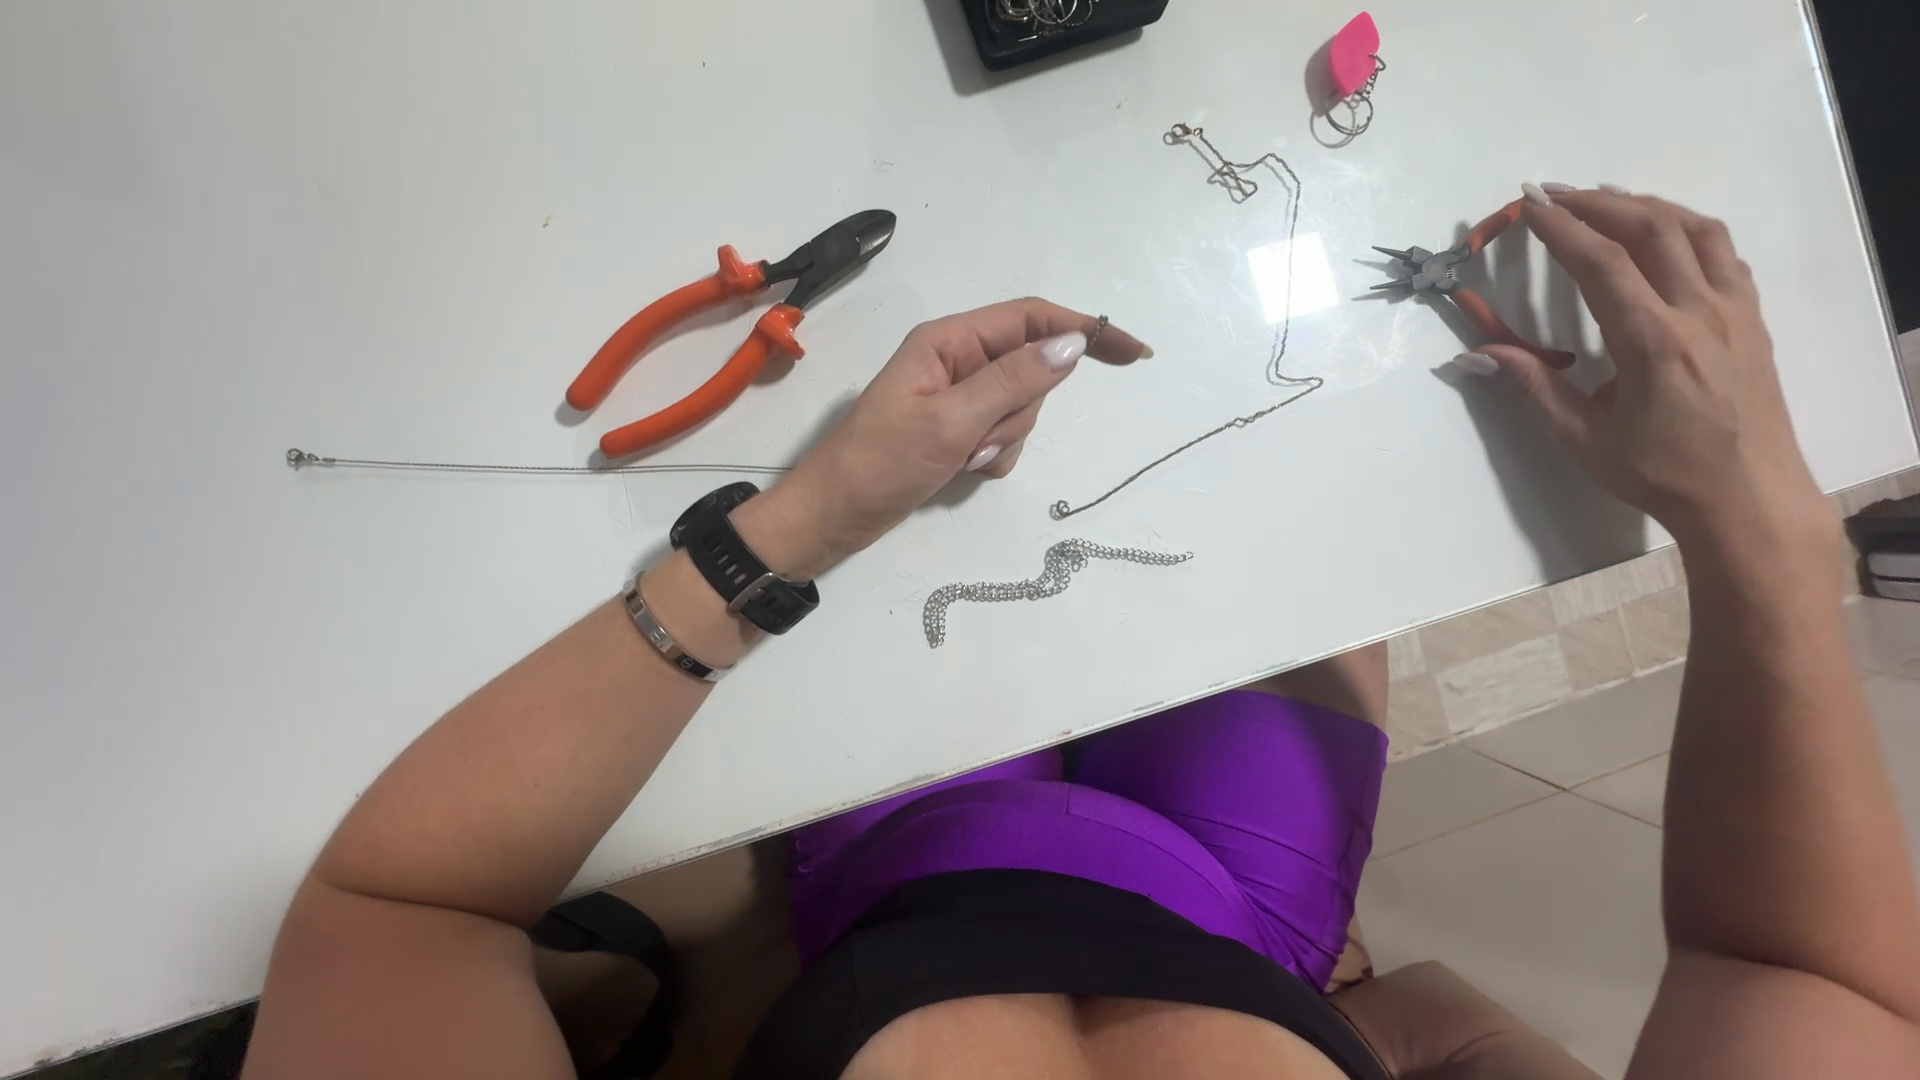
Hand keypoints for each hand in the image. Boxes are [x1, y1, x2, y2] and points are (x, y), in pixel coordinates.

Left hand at [735, 298, 1148, 578]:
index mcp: (950, 341)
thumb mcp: (950, 421)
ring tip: (961, 459)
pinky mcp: (958, 430)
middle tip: (978, 441)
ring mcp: (959, 398)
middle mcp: (958, 361)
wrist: (835, 516)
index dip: (1085, 329)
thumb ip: (1012, 381)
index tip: (1134, 354)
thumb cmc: (880, 463)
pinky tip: (961, 471)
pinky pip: (1002, 436)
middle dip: (1019, 412)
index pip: (1032, 319)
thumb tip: (1072, 343)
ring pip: (1020, 409)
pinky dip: (993, 457)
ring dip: (1002, 440)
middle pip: (1031, 369)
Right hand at [1457, 185, 1828, 549]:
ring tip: (1600, 198)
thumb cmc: (1655, 471)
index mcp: (1652, 341)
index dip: (1561, 228)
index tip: (1529, 204)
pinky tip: (1658, 230)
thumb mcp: (1579, 437)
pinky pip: (1720, 250)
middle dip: (1596, 203)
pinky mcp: (1750, 315)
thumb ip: (1531, 388)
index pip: (1601, 264)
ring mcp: (1733, 308)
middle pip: (1650, 230)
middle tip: (1551, 193)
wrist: (1746, 492)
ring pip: (1694, 229)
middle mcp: (1699, 311)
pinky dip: (1683, 225)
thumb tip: (1478, 354)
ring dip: (1643, 204)